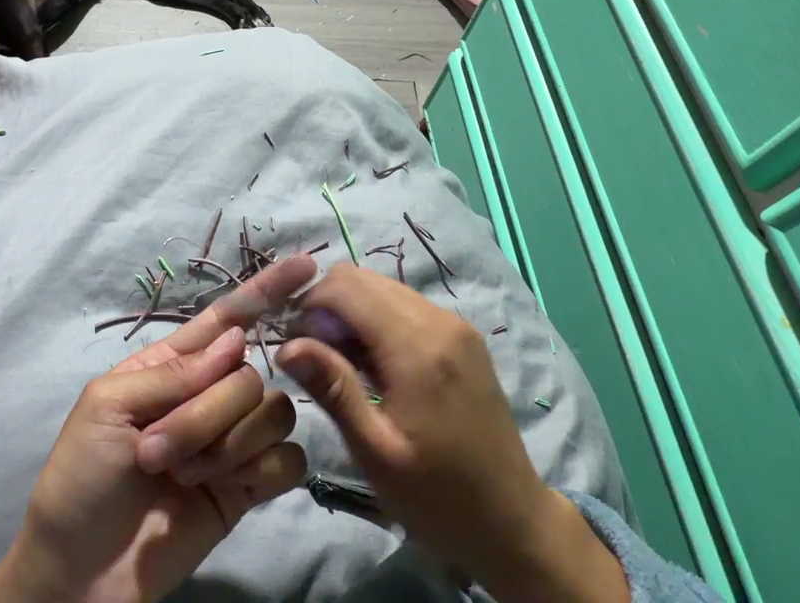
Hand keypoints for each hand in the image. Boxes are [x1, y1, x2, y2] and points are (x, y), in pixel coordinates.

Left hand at [0, 254, 317, 602]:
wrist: (85, 571)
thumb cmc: (81, 478)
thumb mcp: (107, 406)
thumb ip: (174, 372)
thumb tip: (236, 341)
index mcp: (171, 366)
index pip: (225, 320)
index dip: (264, 292)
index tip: (306, 265)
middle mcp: (208, 395)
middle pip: (248, 374)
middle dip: (205, 414)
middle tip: (157, 453)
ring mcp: (233, 441)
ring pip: (274, 412)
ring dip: (226, 445)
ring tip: (181, 476)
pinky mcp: (251, 487)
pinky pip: (289, 460)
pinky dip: (260, 471)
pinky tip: (229, 488)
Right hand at [276, 264, 628, 602]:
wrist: (513, 521)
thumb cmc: (438, 497)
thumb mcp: (376, 451)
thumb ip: (333, 389)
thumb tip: (285, 345)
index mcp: (418, 346)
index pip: (345, 286)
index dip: (308, 306)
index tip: (295, 349)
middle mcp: (439, 320)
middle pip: (362, 279)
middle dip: (326, 307)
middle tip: (314, 359)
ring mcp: (456, 325)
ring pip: (382, 288)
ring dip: (350, 314)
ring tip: (342, 367)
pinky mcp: (463, 336)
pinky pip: (404, 306)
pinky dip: (376, 322)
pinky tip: (373, 368)